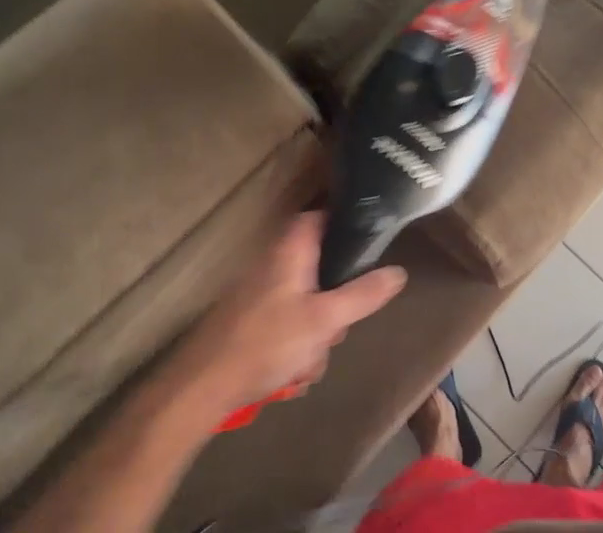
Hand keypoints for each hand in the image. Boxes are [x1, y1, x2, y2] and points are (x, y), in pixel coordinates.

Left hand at [151, 212, 407, 429]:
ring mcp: (262, 294)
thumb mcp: (325, 320)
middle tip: (339, 324)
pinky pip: (291, 327)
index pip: (321, 215)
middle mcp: (275, 264)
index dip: (346, 222)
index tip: (372, 241)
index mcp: (290, 250)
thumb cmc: (266, 343)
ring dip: (318, 334)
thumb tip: (399, 271)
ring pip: (310, 304)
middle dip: (337, 301)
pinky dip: (298, 349)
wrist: (202, 387)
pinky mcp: (254, 322)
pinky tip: (293, 373)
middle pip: (322, 267)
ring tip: (310, 358)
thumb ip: (364, 294)